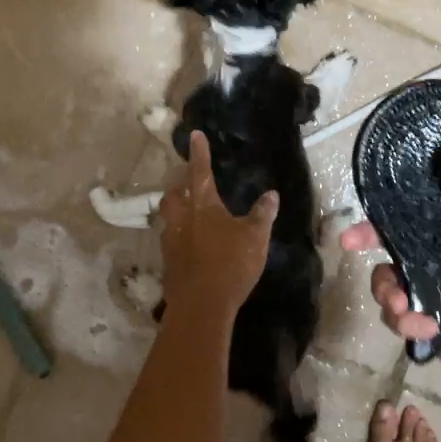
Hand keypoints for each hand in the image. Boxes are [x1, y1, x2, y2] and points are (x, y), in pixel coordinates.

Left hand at [159, 132, 276, 322]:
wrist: (201, 306)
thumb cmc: (230, 263)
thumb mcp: (255, 236)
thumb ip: (262, 214)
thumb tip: (271, 194)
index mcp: (203, 205)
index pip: (200, 171)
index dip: (199, 153)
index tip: (195, 135)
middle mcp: (182, 219)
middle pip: (174, 196)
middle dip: (179, 186)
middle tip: (188, 184)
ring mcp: (172, 243)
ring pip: (169, 219)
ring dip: (177, 213)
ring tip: (189, 215)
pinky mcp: (170, 265)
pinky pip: (172, 242)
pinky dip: (180, 238)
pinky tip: (191, 246)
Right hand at [342, 155, 440, 392]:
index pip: (408, 215)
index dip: (383, 211)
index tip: (363, 206)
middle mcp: (429, 260)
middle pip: (386, 245)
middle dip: (364, 242)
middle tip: (347, 244)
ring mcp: (421, 291)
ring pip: (384, 283)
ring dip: (388, 296)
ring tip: (405, 310)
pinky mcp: (417, 322)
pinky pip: (394, 317)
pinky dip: (407, 324)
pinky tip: (430, 330)